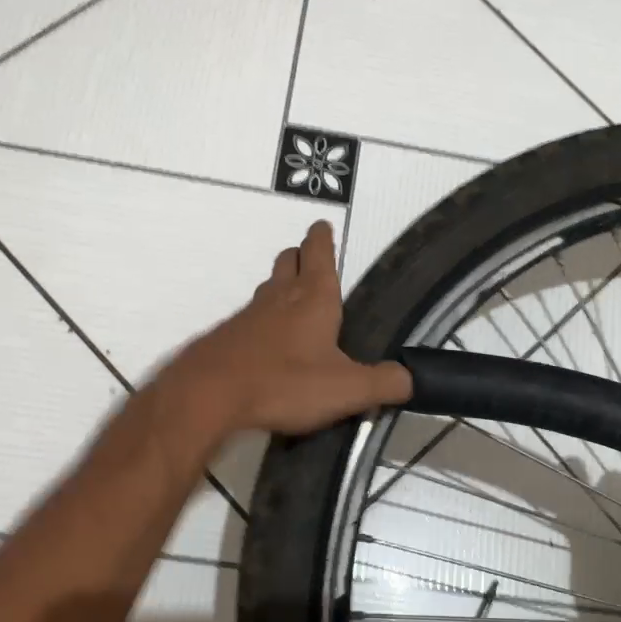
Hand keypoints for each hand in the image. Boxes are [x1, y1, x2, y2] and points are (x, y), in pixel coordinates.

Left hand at [157, 221, 412, 435]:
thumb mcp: (347, 389)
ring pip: (268, 290)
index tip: (322, 226)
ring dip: (280, 288)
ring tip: (293, 301)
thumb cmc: (284, 382)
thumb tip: (410, 379)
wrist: (210, 395)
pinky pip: (250, 322)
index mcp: (314, 298)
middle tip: (310, 261)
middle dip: (300, 257)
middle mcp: (279, 298)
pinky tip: (268, 346)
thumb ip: (384, 383)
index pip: (319, 252)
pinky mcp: (227, 340)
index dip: (323, 238)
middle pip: (288, 262)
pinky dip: (262, 324)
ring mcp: (248, 317)